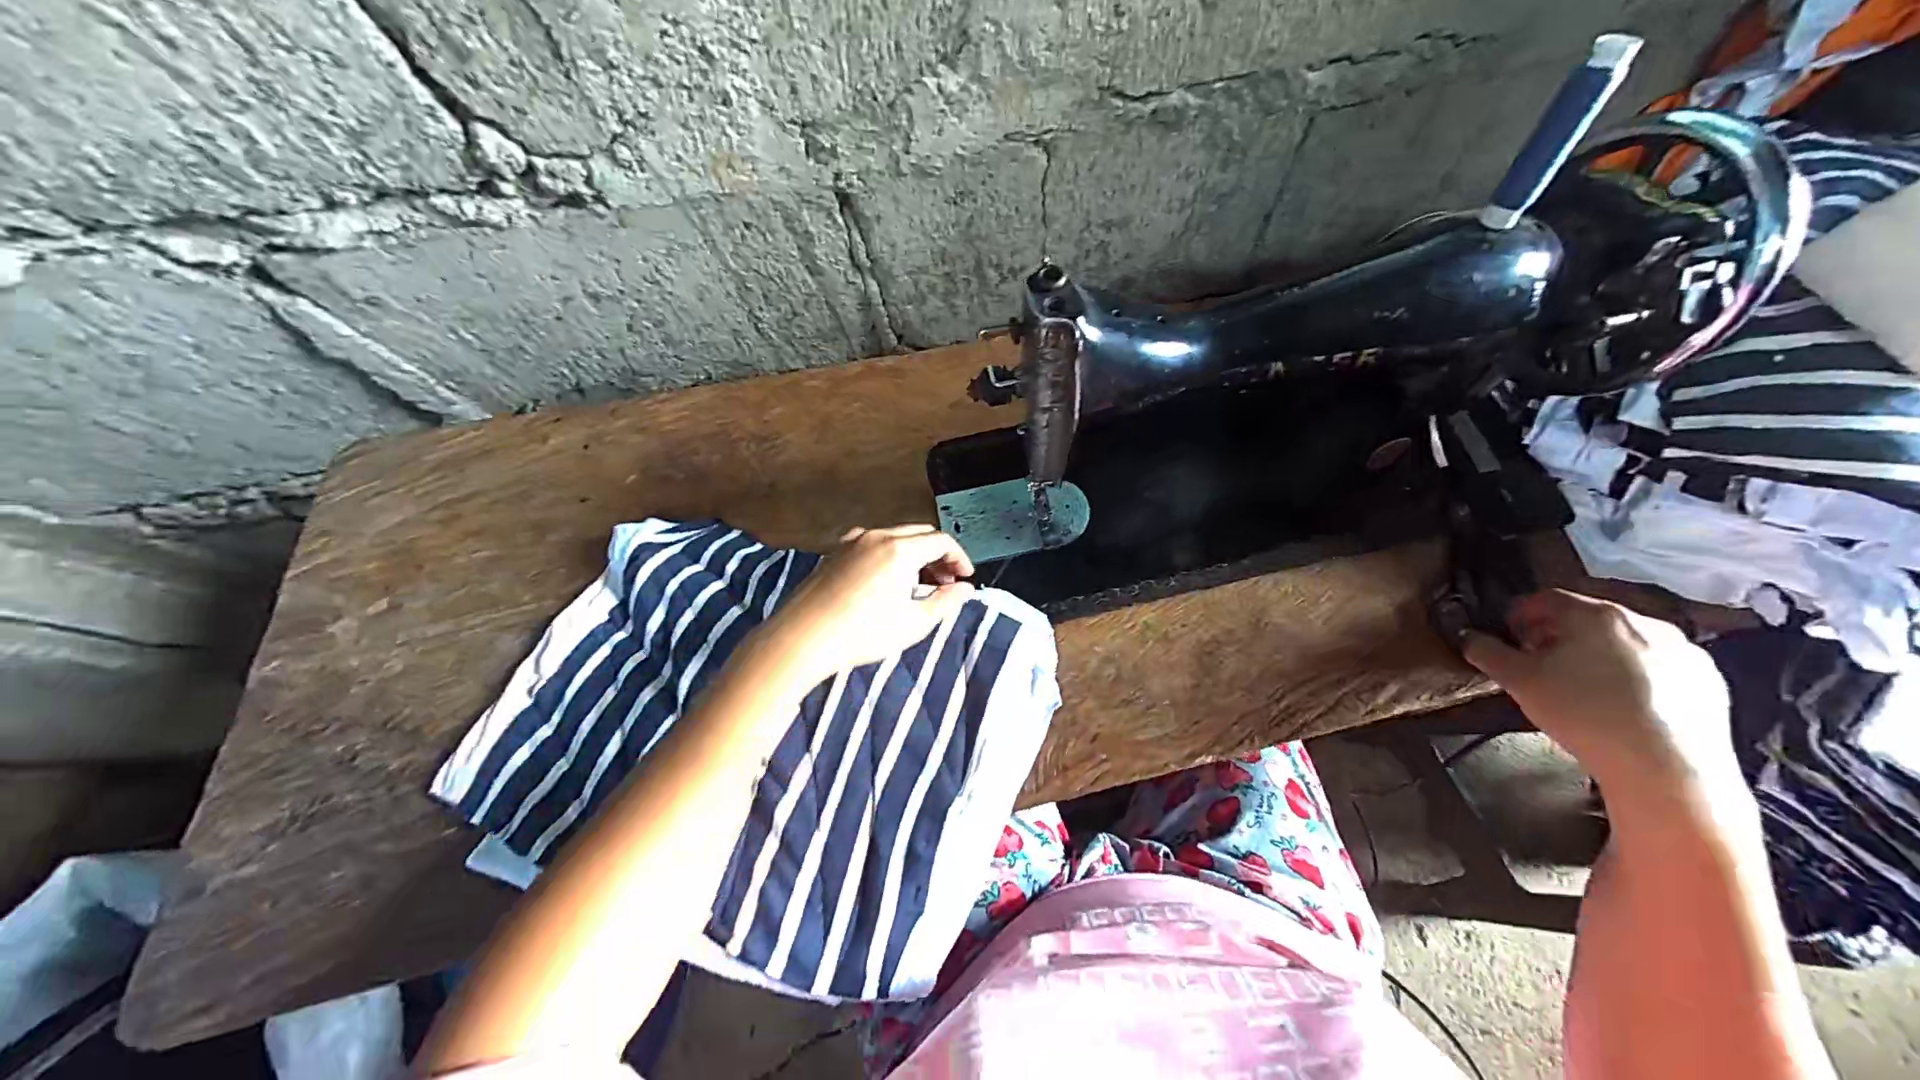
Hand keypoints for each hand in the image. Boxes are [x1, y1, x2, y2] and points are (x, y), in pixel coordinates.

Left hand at [742, 525, 974, 687]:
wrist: (803, 638)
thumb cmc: (859, 633)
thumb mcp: (914, 623)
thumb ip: (946, 602)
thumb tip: (964, 590)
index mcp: (899, 549)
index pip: (941, 541)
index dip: (959, 558)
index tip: (964, 576)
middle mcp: (875, 537)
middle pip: (919, 534)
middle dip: (937, 555)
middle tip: (946, 582)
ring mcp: (851, 543)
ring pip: (894, 538)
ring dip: (913, 555)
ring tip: (918, 586)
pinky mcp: (834, 554)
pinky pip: (870, 545)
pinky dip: (888, 556)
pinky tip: (886, 584)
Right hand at [1462, 590, 1738, 796]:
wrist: (1666, 768)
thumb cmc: (1583, 714)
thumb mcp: (1518, 681)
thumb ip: (1486, 651)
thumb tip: (1469, 637)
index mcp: (1596, 614)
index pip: (1545, 598)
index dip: (1519, 615)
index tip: (1509, 640)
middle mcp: (1644, 620)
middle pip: (1586, 617)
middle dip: (1558, 635)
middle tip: (1540, 665)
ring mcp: (1683, 649)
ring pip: (1625, 641)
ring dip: (1598, 654)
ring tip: (1583, 688)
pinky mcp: (1708, 679)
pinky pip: (1659, 665)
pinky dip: (1636, 675)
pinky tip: (1623, 705)